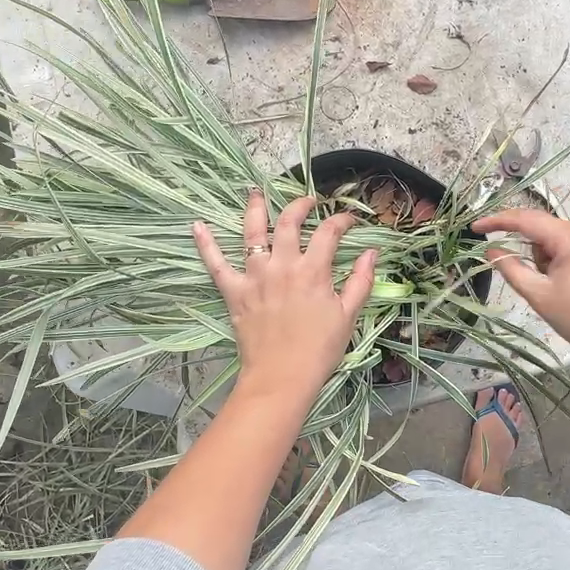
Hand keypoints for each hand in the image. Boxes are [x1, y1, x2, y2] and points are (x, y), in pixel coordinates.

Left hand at [193, 191, 376, 401]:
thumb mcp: (348, 315)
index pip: (329, 232)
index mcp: (313, 271)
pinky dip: (205, 244)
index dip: (341, 221)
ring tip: (255, 192)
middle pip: (289, 222)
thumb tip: (372, 253)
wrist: (283, 378)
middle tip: (307, 201)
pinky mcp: (234, 292)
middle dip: (300, 205)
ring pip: (252, 232)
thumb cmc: (320, 350)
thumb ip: (360, 281)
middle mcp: (282, 266)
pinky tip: (197, 226)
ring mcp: (254, 276)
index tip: (349, 221)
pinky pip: (215, 264)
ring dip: (254, 209)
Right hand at [471, 208, 569, 361]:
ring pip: (558, 241)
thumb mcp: (540, 296)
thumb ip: (512, 269)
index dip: (498, 221)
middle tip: (541, 286)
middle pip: (544, 231)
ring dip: (549, 261)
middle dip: (534, 255)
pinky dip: (563, 262)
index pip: (527, 219)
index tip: (475, 228)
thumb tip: (491, 251)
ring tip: (562, 292)